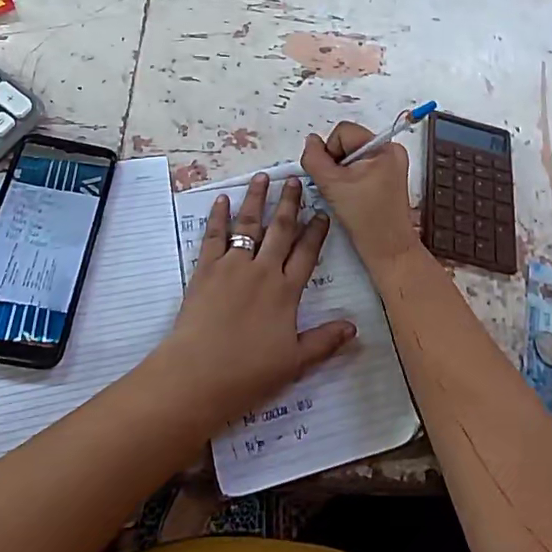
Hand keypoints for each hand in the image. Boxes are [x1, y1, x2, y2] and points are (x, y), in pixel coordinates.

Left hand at [147, 174, 355, 422]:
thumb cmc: (248, 372)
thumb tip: (353, 328)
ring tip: (262, 178)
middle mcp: (262, 271)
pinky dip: (218, 216)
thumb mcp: (295, 362)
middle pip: (280, 230)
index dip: (316, 232)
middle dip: (289, 203)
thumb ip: (324, 342)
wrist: (198, 373)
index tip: (321, 212)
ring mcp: (232, 266)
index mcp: (286, 292)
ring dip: (256, 200)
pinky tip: (222, 199)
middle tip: (294, 180)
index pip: (306, 254)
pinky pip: (214, 236)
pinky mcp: (205, 269)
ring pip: (248, 225)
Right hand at [300, 123, 421, 272]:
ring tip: (346, 192)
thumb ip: (314, 158)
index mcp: (384, 147)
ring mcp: (392, 163)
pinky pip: (361, 166)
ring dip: (343, 171)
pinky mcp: (389, 175)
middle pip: (348, 141)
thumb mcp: (331, 184)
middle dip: (336, 162)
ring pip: (352, 155)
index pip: (343, 131)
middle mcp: (391, 151)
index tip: (332, 175)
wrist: (387, 247)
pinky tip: (353, 195)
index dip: (329, 152)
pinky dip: (352, 177)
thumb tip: (310, 142)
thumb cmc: (368, 220)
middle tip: (338, 185)